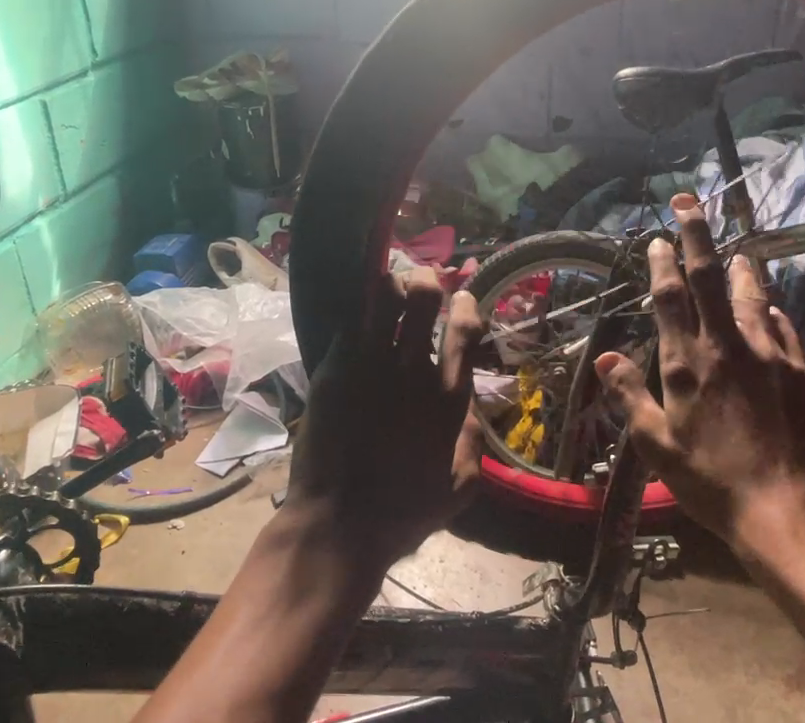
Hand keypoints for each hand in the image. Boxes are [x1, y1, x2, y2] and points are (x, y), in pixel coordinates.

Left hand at [286, 267, 487, 566]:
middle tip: (424, 280)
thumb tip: (470, 413)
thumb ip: (472, 442)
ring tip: (390, 287)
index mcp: (447, 397)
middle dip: (426, 279)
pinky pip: (349, 322)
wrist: (338, 525)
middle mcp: (412, 370)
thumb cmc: (402, 514)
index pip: (464, 329)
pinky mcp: (333, 370)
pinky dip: (358, 311)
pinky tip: (359, 313)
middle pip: (423, 297)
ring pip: (382, 296)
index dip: (465, 304)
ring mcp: (368, 365)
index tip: (462, 296)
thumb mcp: (460, 486)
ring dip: (390, 284)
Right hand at [596, 192, 804, 538]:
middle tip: (689, 203)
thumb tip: (605, 356)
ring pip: (751, 298)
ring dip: (742, 271)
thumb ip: (630, 396)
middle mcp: (727, 348)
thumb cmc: (711, 480)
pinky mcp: (799, 373)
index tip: (658, 239)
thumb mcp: (656, 446)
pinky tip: (770, 306)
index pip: (671, 300)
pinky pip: (784, 329)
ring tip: (738, 252)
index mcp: (687, 365)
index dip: (662, 265)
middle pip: (711, 280)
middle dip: (697, 237)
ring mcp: (768, 357)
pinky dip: (773, 312)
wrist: (787, 509)